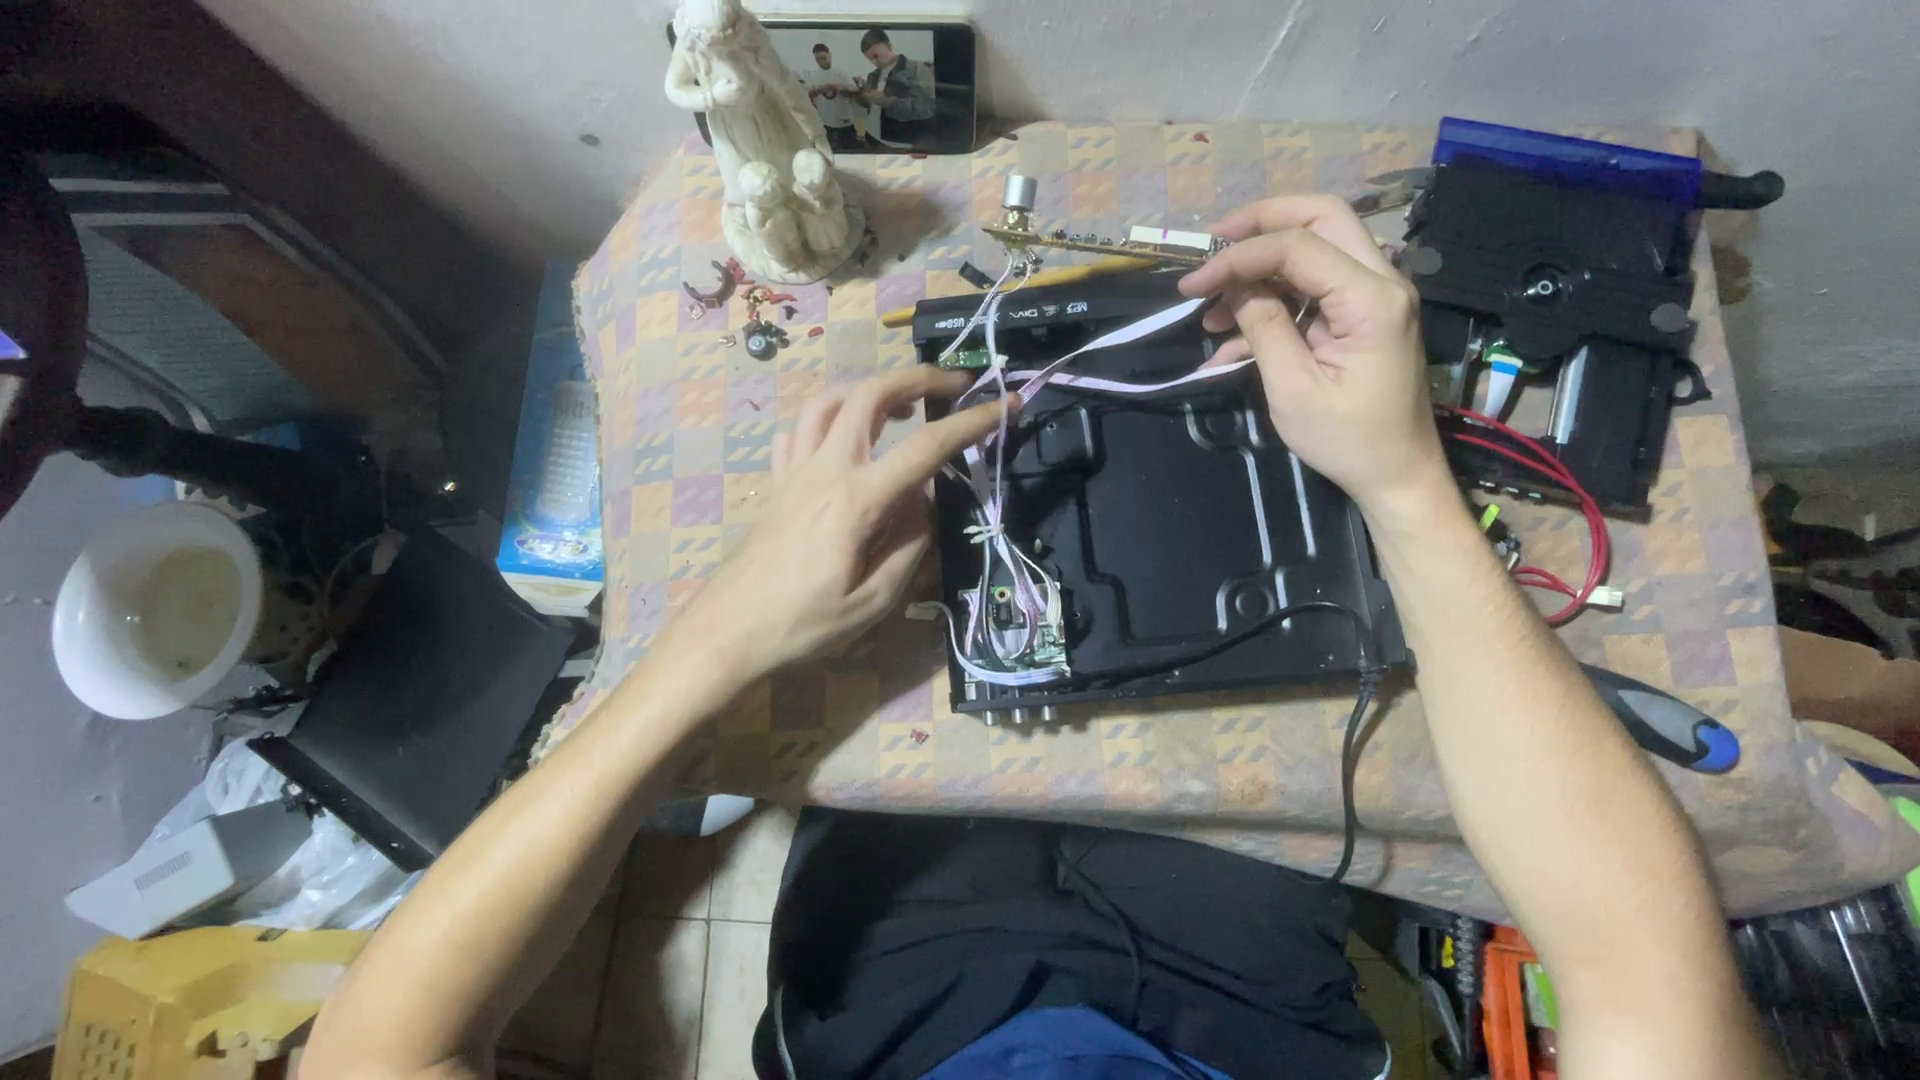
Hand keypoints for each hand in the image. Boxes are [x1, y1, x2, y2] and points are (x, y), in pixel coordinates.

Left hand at [664, 368, 1005, 681]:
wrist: (726, 634)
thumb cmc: (802, 627)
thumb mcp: (873, 603)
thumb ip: (909, 548)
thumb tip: (924, 504)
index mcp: (856, 500)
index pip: (925, 447)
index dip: (971, 422)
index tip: (1005, 405)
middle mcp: (823, 470)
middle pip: (868, 396)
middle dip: (916, 377)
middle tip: (952, 384)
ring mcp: (793, 472)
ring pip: (827, 401)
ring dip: (869, 389)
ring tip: (901, 402)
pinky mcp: (776, 484)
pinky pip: (798, 431)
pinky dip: (828, 418)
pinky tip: (843, 436)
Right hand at [1178, 195, 1446, 510]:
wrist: (1397, 474)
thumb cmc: (1347, 440)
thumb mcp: (1294, 389)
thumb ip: (1264, 327)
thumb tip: (1233, 286)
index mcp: (1370, 299)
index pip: (1297, 246)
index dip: (1237, 256)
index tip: (1191, 283)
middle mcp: (1382, 280)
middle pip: (1320, 216)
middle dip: (1259, 223)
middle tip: (1210, 245)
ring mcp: (1375, 294)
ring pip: (1317, 243)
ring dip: (1261, 263)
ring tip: (1213, 306)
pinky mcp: (1362, 313)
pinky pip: (1314, 285)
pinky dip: (1273, 297)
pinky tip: (1232, 334)